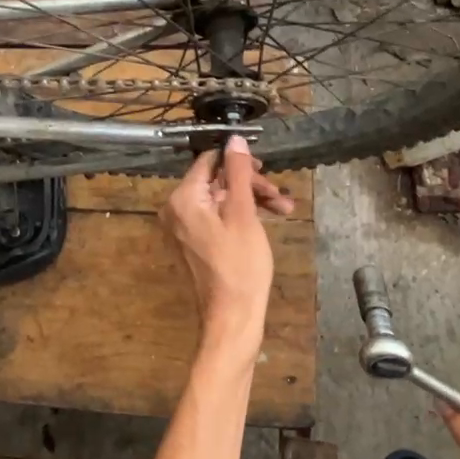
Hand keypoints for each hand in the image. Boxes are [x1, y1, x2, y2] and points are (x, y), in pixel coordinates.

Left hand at [160, 136, 293, 358]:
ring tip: (283, 210)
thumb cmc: (240, 266)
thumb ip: (238, 172)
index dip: (239, 161)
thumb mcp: (243, 213)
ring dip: (251, 201)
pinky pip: (217, 218)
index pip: (209, 161)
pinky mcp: (194, 244)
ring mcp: (183, 228)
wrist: (233, 319)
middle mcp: (175, 210)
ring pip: (220, 200)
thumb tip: (234, 139)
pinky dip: (240, 217)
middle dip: (251, 185)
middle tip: (280, 196)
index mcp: (183, 198)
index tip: (265, 168)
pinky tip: (267, 221)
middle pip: (216, 181)